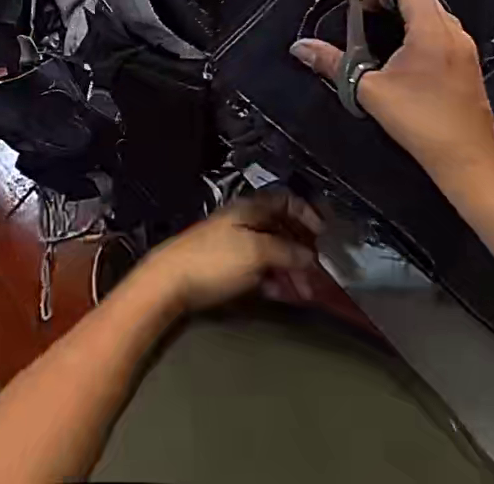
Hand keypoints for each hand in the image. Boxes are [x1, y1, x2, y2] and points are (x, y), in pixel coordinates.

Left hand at [124, 193, 322, 313]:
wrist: (169, 283)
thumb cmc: (214, 261)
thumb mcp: (256, 252)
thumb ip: (287, 251)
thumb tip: (310, 256)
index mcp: (251, 208)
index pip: (287, 200)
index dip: (308, 214)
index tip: (324, 236)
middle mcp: (245, 220)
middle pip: (283, 228)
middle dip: (302, 250)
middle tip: (316, 275)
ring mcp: (236, 242)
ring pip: (273, 250)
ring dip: (291, 269)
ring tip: (302, 292)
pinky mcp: (228, 265)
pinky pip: (260, 267)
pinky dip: (274, 278)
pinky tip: (280, 294)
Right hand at [290, 0, 493, 189]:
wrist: (468, 161)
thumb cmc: (421, 123)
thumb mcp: (370, 90)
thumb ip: (334, 63)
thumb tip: (300, 47)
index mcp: (431, 31)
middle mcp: (452, 32)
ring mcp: (463, 48)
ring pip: (430, 10)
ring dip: (402, 5)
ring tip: (372, 10)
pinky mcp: (465, 63)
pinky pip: (439, 28)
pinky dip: (415, 22)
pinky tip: (397, 38)